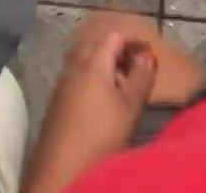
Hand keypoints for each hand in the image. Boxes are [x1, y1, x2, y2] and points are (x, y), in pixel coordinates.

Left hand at [25, 31, 156, 192]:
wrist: (61, 169)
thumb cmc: (102, 135)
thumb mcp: (130, 107)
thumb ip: (141, 78)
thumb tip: (147, 55)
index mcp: (93, 62)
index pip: (114, 37)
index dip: (133, 40)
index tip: (149, 51)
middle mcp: (74, 65)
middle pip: (97, 44)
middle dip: (117, 50)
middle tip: (135, 67)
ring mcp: (62, 81)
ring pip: (84, 60)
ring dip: (104, 64)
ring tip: (121, 86)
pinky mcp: (57, 99)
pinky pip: (76, 75)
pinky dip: (91, 76)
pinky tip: (101, 101)